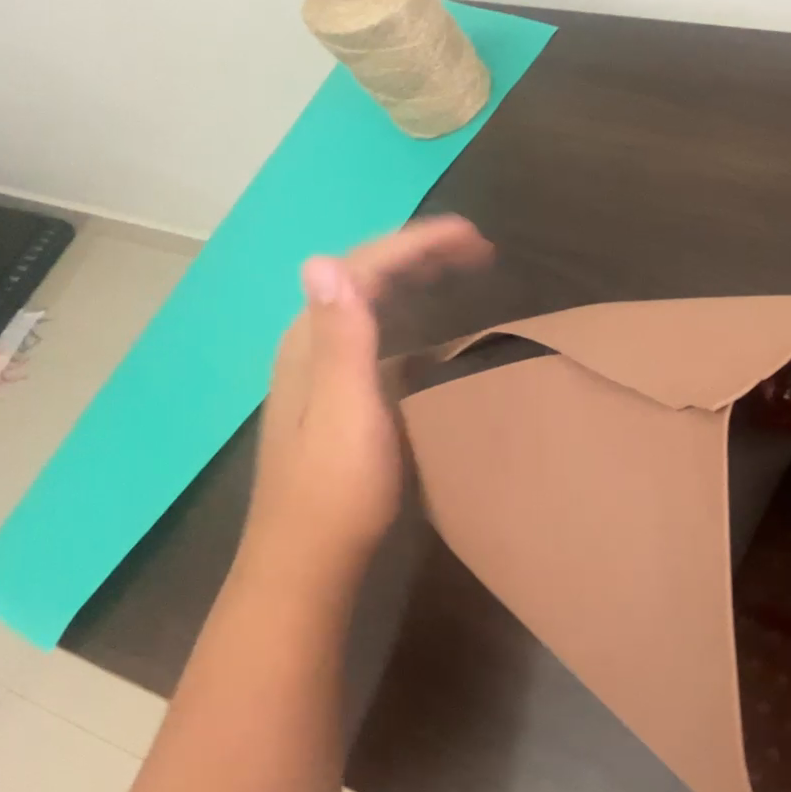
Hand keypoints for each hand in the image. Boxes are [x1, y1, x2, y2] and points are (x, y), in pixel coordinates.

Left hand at [241, 216, 492, 581]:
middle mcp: (314, 347)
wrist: (310, 556)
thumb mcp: (346, 412)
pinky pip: (382, 337)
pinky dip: (415, 319)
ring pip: (373, 307)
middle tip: (480, 249)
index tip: (472, 235)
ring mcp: (326, 373)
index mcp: (313, 342)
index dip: (416, 244)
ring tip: (464, 273)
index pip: (364, 269)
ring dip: (417, 282)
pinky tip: (439, 334)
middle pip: (366, 279)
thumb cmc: (337, 488)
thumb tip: (326, 260)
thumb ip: (341, 340)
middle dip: (420, 254)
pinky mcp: (344, 399)